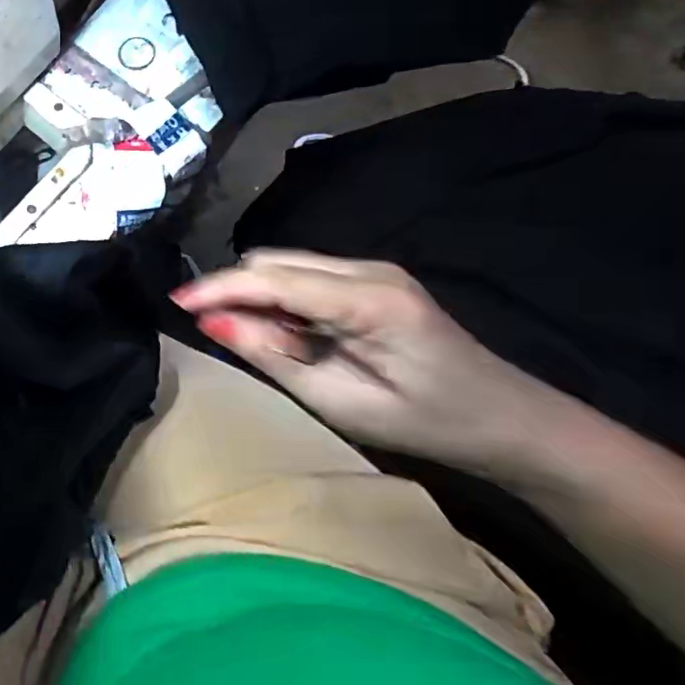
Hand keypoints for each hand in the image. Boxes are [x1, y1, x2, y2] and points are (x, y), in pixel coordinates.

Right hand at [171, 249, 584, 477]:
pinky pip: (303, 274)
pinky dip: (279, 296)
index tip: (175, 302)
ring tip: (255, 339)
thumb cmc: (430, 424)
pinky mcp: (369, 276)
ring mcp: (371, 268)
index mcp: (368, 301)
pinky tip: (286, 331)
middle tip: (214, 332)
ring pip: (283, 263)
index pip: (272, 278)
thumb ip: (272, 357)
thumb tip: (212, 323)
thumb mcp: (342, 404)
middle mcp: (367, 269)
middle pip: (273, 260)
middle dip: (232, 289)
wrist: (510, 420)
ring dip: (255, 293)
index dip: (218, 287)